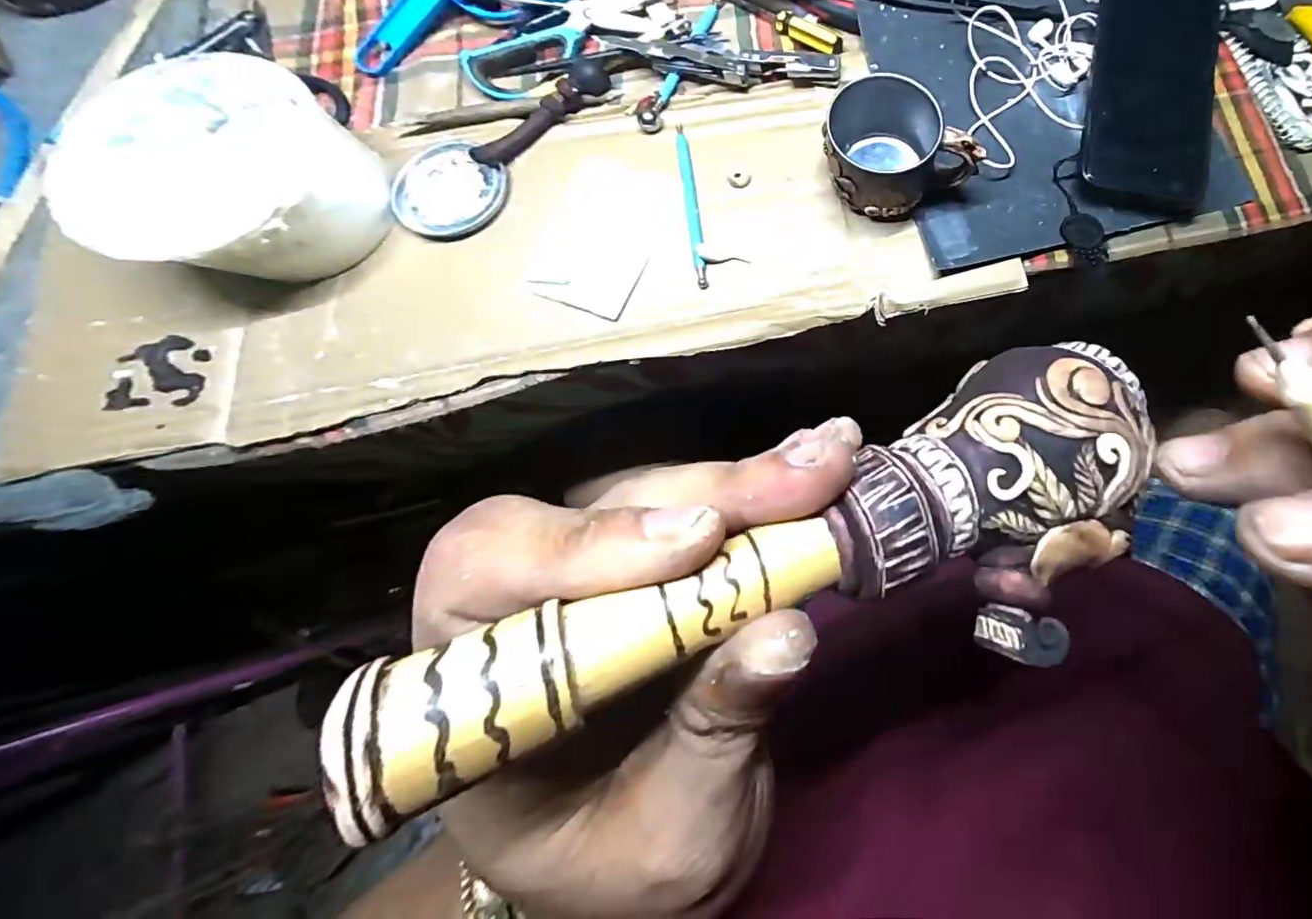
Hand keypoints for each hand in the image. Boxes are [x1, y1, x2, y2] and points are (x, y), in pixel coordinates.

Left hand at [411, 419, 862, 918]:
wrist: (634, 843)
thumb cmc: (612, 855)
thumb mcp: (666, 836)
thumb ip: (715, 736)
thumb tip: (787, 631)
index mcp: (478, 674)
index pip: (492, 567)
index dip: (592, 542)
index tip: (700, 537)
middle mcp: (528, 590)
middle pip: (601, 509)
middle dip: (713, 492)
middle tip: (811, 475)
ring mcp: (598, 558)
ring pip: (660, 489)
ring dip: (751, 479)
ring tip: (832, 457)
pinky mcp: (657, 549)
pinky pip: (705, 502)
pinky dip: (765, 489)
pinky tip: (821, 460)